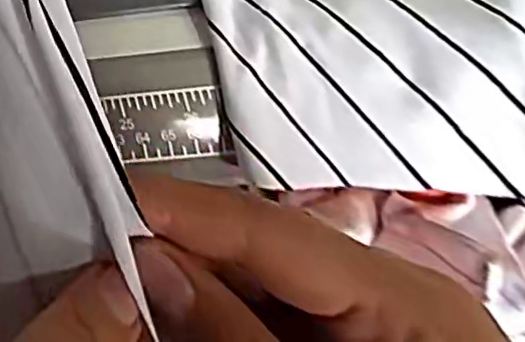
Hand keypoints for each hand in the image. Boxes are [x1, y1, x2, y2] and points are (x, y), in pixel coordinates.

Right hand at [130, 175, 508, 341]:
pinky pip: (260, 313)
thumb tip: (152, 262)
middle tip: (115, 249)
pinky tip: (175, 317)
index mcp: (409, 302)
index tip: (120, 197)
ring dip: (189, 283)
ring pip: (250, 278)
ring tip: (135, 282)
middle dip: (179, 247)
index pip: (268, 225)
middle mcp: (385, 297)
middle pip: (255, 247)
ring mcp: (362, 323)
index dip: (185, 207)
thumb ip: (234, 335)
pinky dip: (212, 317)